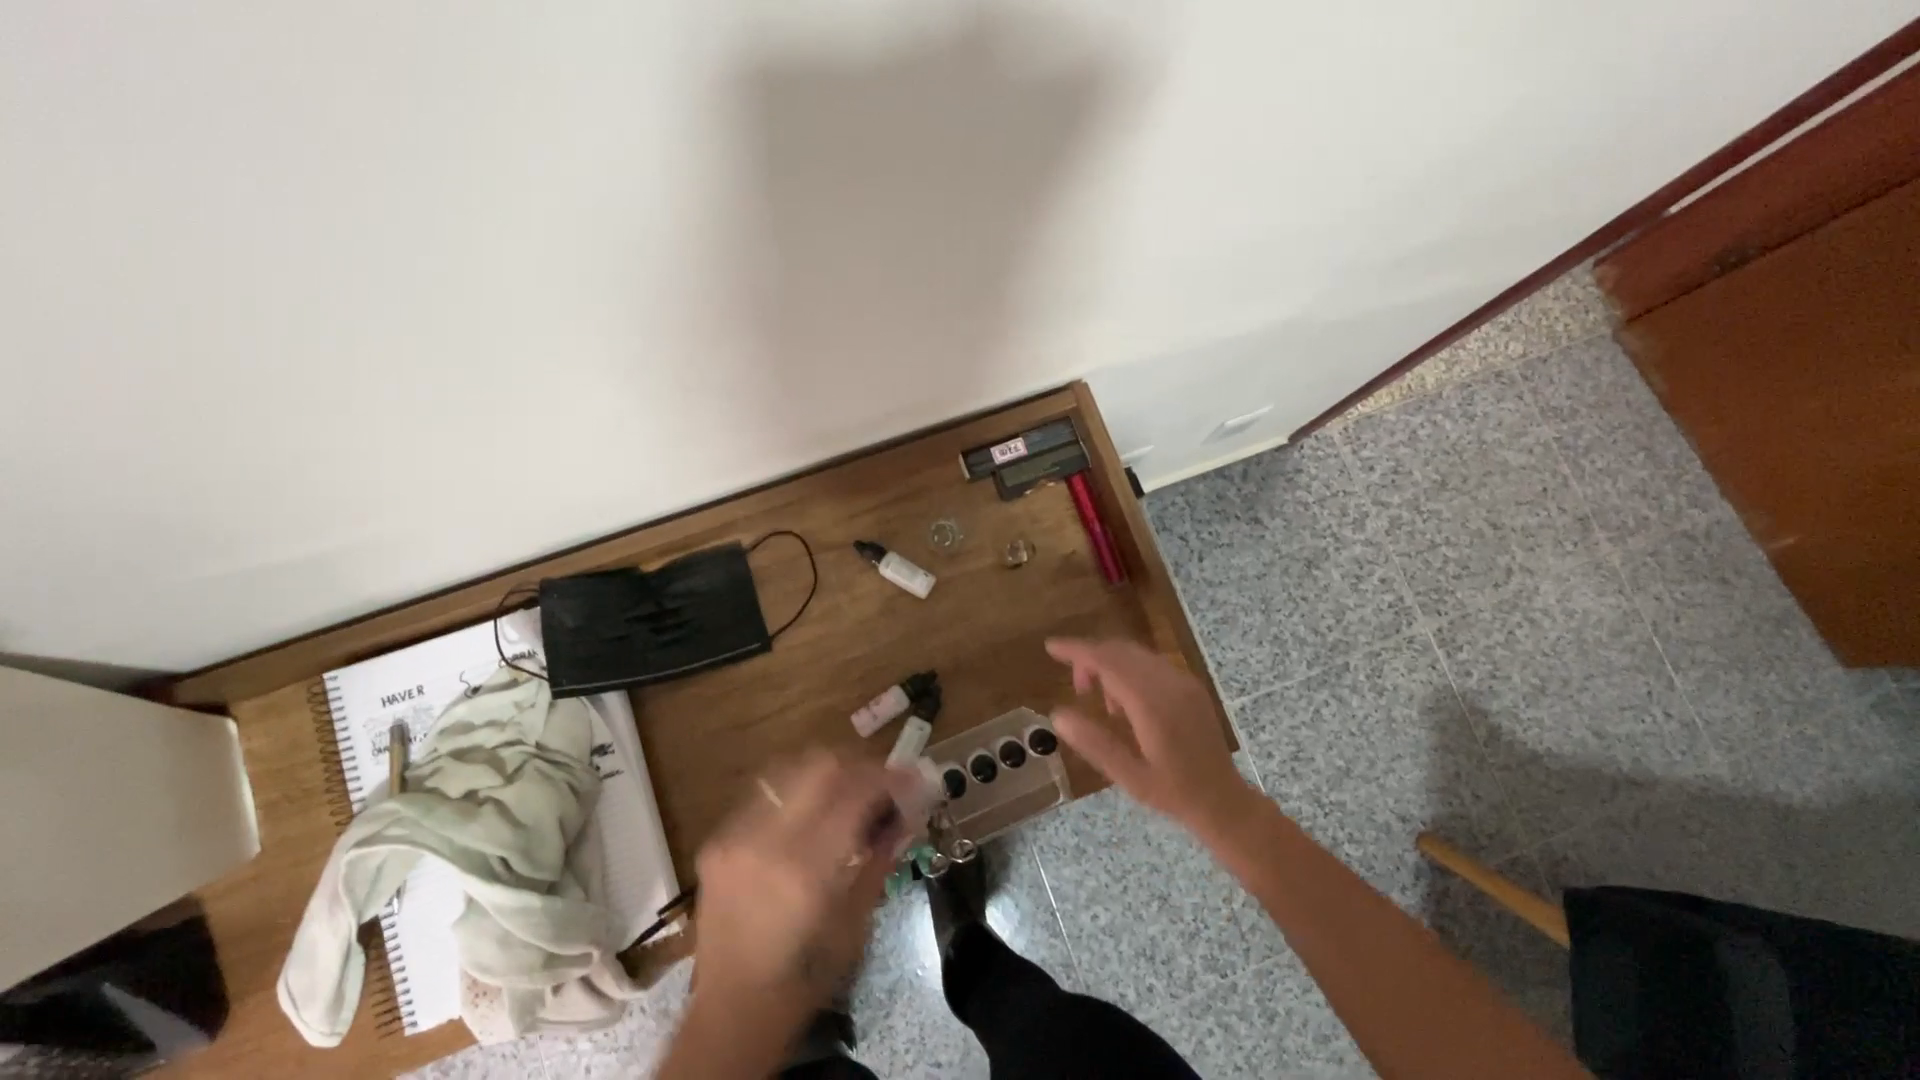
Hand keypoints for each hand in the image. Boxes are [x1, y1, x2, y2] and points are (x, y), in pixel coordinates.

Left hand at [687, 751, 920, 1013]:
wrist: (732, 1011)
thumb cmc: (805, 977)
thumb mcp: (856, 923)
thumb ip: (880, 859)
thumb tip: (907, 815)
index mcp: (806, 868)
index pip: (856, 792)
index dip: (892, 778)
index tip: (916, 779)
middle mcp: (766, 840)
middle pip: (819, 765)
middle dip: (859, 765)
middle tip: (883, 782)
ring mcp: (735, 837)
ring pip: (788, 771)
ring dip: (826, 773)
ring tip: (849, 792)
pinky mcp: (717, 842)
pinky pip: (764, 797)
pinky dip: (795, 795)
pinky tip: (811, 815)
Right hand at [1046, 637, 1258, 834]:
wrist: (1223, 799)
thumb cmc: (1172, 792)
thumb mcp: (1127, 776)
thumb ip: (1093, 742)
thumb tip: (1057, 714)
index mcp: (1152, 703)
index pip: (1107, 661)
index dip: (1077, 651)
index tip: (1051, 647)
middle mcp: (1170, 683)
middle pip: (1121, 650)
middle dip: (1091, 658)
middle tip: (1078, 689)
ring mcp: (1184, 682)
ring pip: (1137, 655)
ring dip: (1111, 665)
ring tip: (1103, 704)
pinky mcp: (1190, 687)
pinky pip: (1152, 664)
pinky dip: (1130, 671)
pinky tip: (1126, 704)